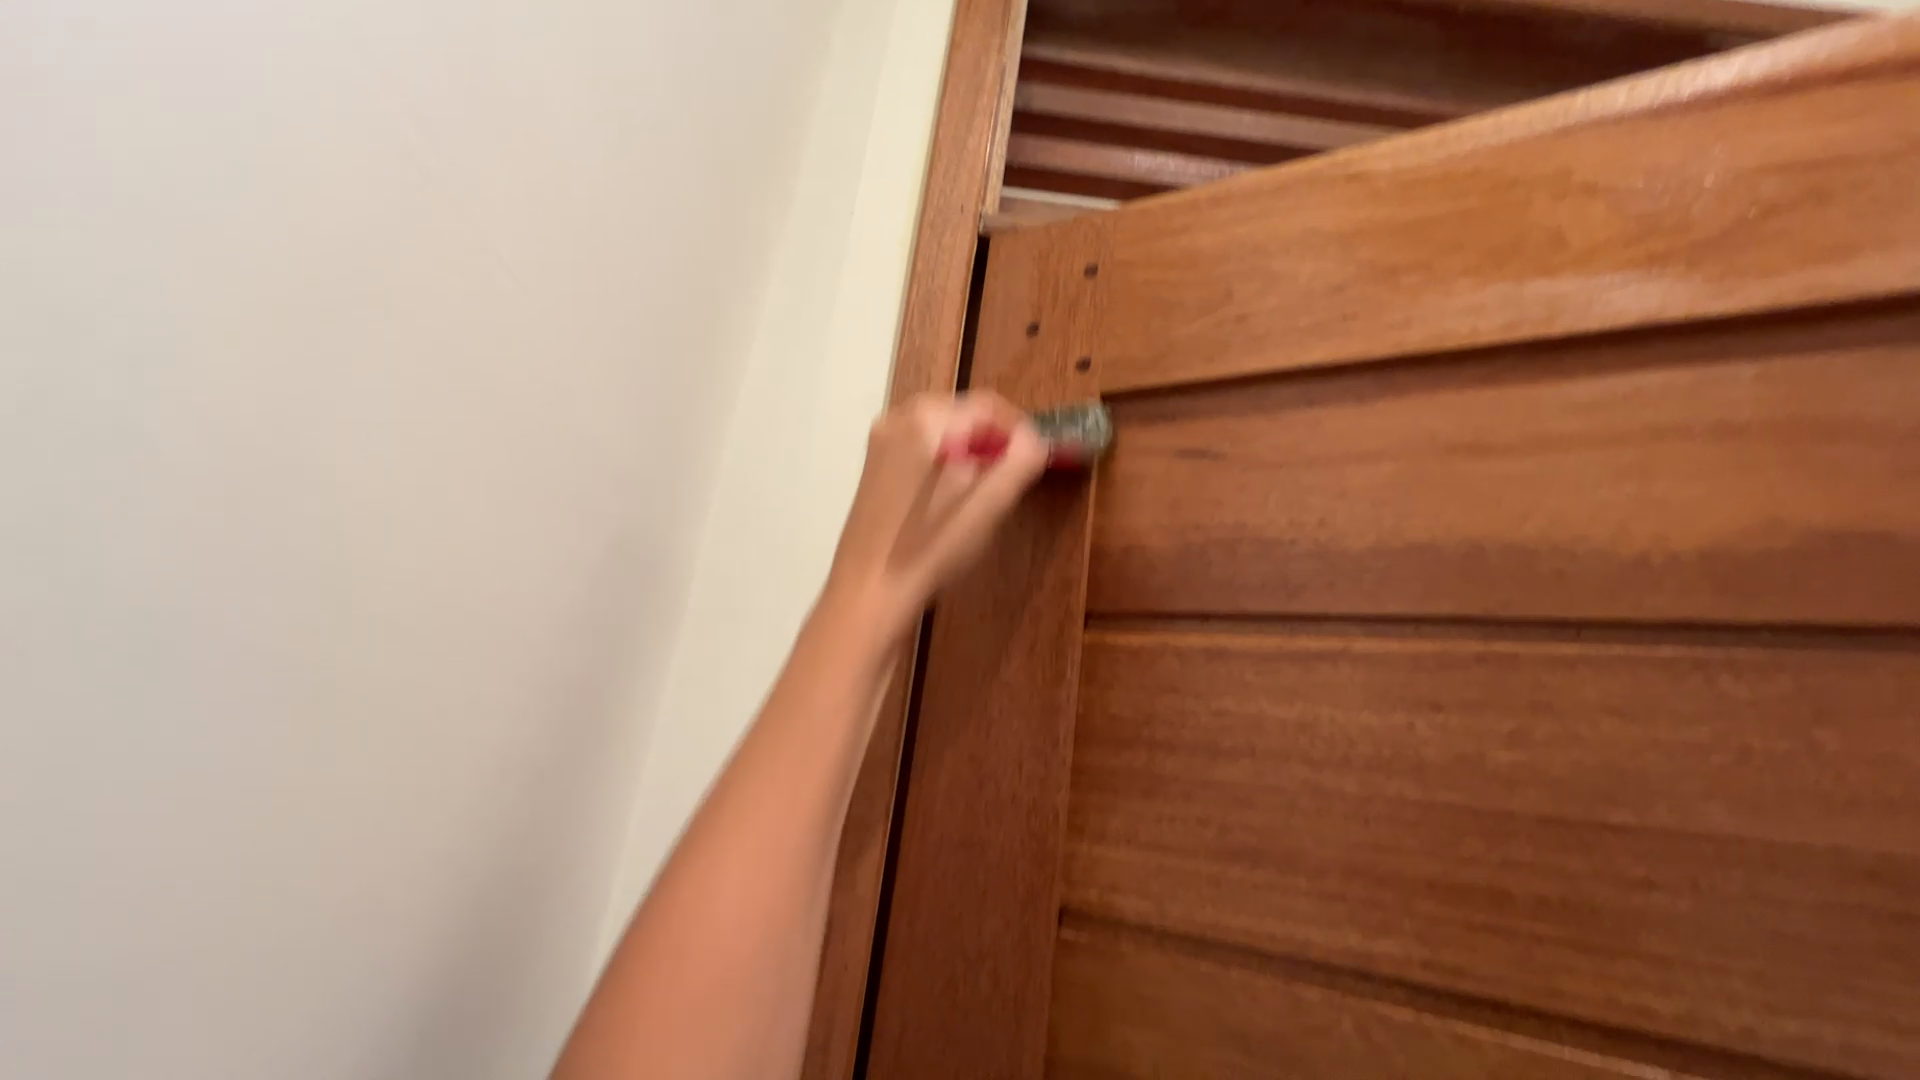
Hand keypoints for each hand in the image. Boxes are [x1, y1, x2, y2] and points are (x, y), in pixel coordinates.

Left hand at [820, 392, 1048, 646]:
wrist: (869, 590)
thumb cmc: (932, 548)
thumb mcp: (988, 506)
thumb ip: (1020, 462)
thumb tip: (1033, 439)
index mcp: (927, 420)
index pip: (988, 406)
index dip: (1019, 429)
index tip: (1037, 457)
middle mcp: (898, 418)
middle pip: (962, 414)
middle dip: (992, 440)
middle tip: (1012, 476)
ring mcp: (881, 441)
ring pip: (941, 431)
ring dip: (969, 451)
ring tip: (984, 490)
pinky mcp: (873, 465)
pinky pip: (920, 447)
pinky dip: (943, 461)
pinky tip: (950, 498)